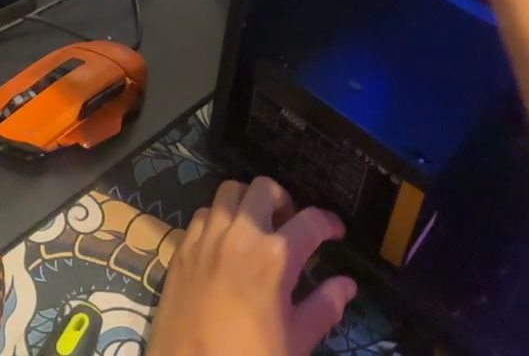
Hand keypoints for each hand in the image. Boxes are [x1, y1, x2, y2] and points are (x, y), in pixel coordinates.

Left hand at [147, 177, 356, 355]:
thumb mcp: (296, 341)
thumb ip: (324, 307)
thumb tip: (346, 284)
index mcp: (275, 256)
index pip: (310, 221)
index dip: (329, 222)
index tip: (335, 232)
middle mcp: (240, 234)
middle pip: (265, 188)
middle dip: (284, 201)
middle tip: (289, 227)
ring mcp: (207, 238)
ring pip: (229, 192)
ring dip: (247, 203)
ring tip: (254, 229)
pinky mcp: (182, 250)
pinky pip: (202, 215)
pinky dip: (217, 219)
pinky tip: (223, 244)